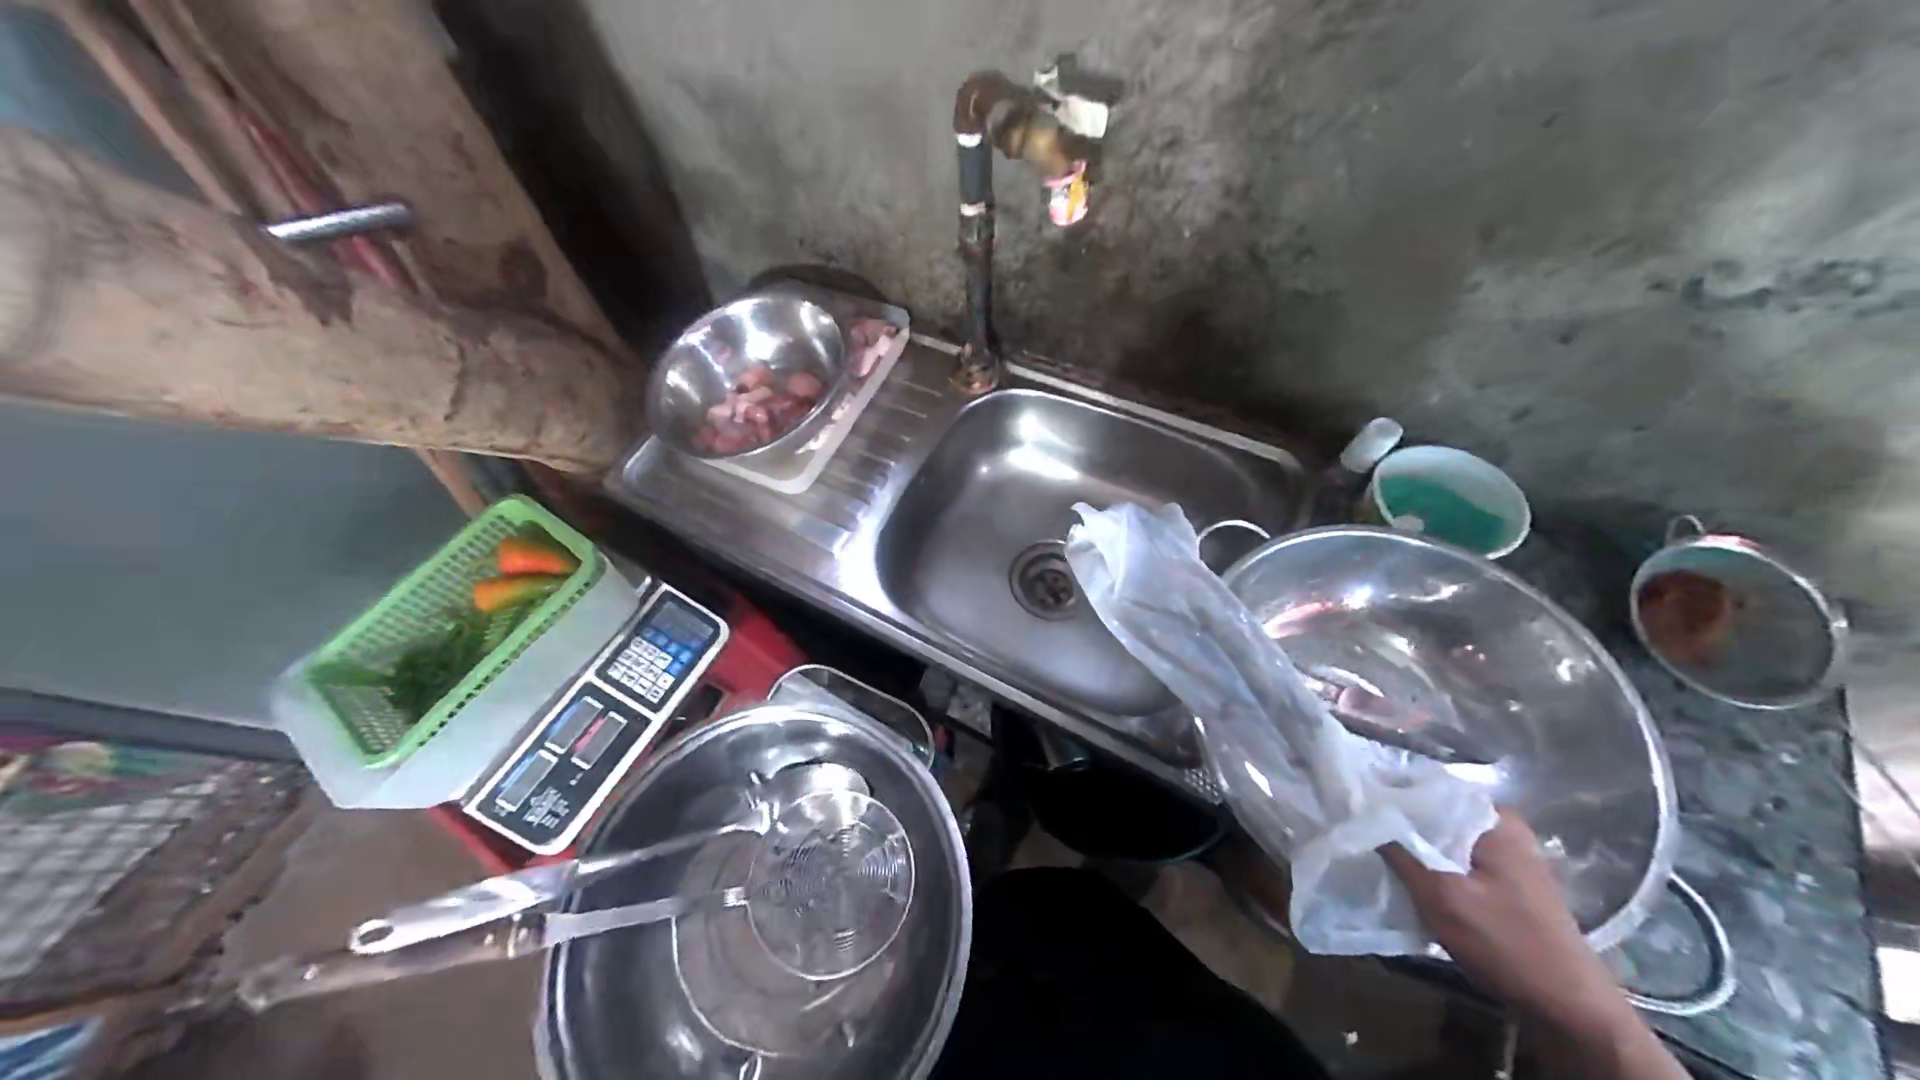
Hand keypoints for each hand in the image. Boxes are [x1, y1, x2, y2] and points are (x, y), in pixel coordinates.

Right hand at [1381, 809, 1687, 1079]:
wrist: (1568, 1008)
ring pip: (1441, 835)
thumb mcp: (1440, 895)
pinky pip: (1454, 857)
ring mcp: (1506, 854)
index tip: (1351, 799)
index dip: (1385, 790)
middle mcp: (1502, 827)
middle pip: (1433, 810)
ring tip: (1372, 847)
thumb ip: (1398, 850)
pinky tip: (1405, 873)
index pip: (1425, 785)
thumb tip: (1360, 812)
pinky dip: (1429, 862)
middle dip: (1396, 819)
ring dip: (1411, 843)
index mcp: (1493, 818)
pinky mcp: (1504, 879)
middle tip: (1355, 825)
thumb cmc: (1505, 942)